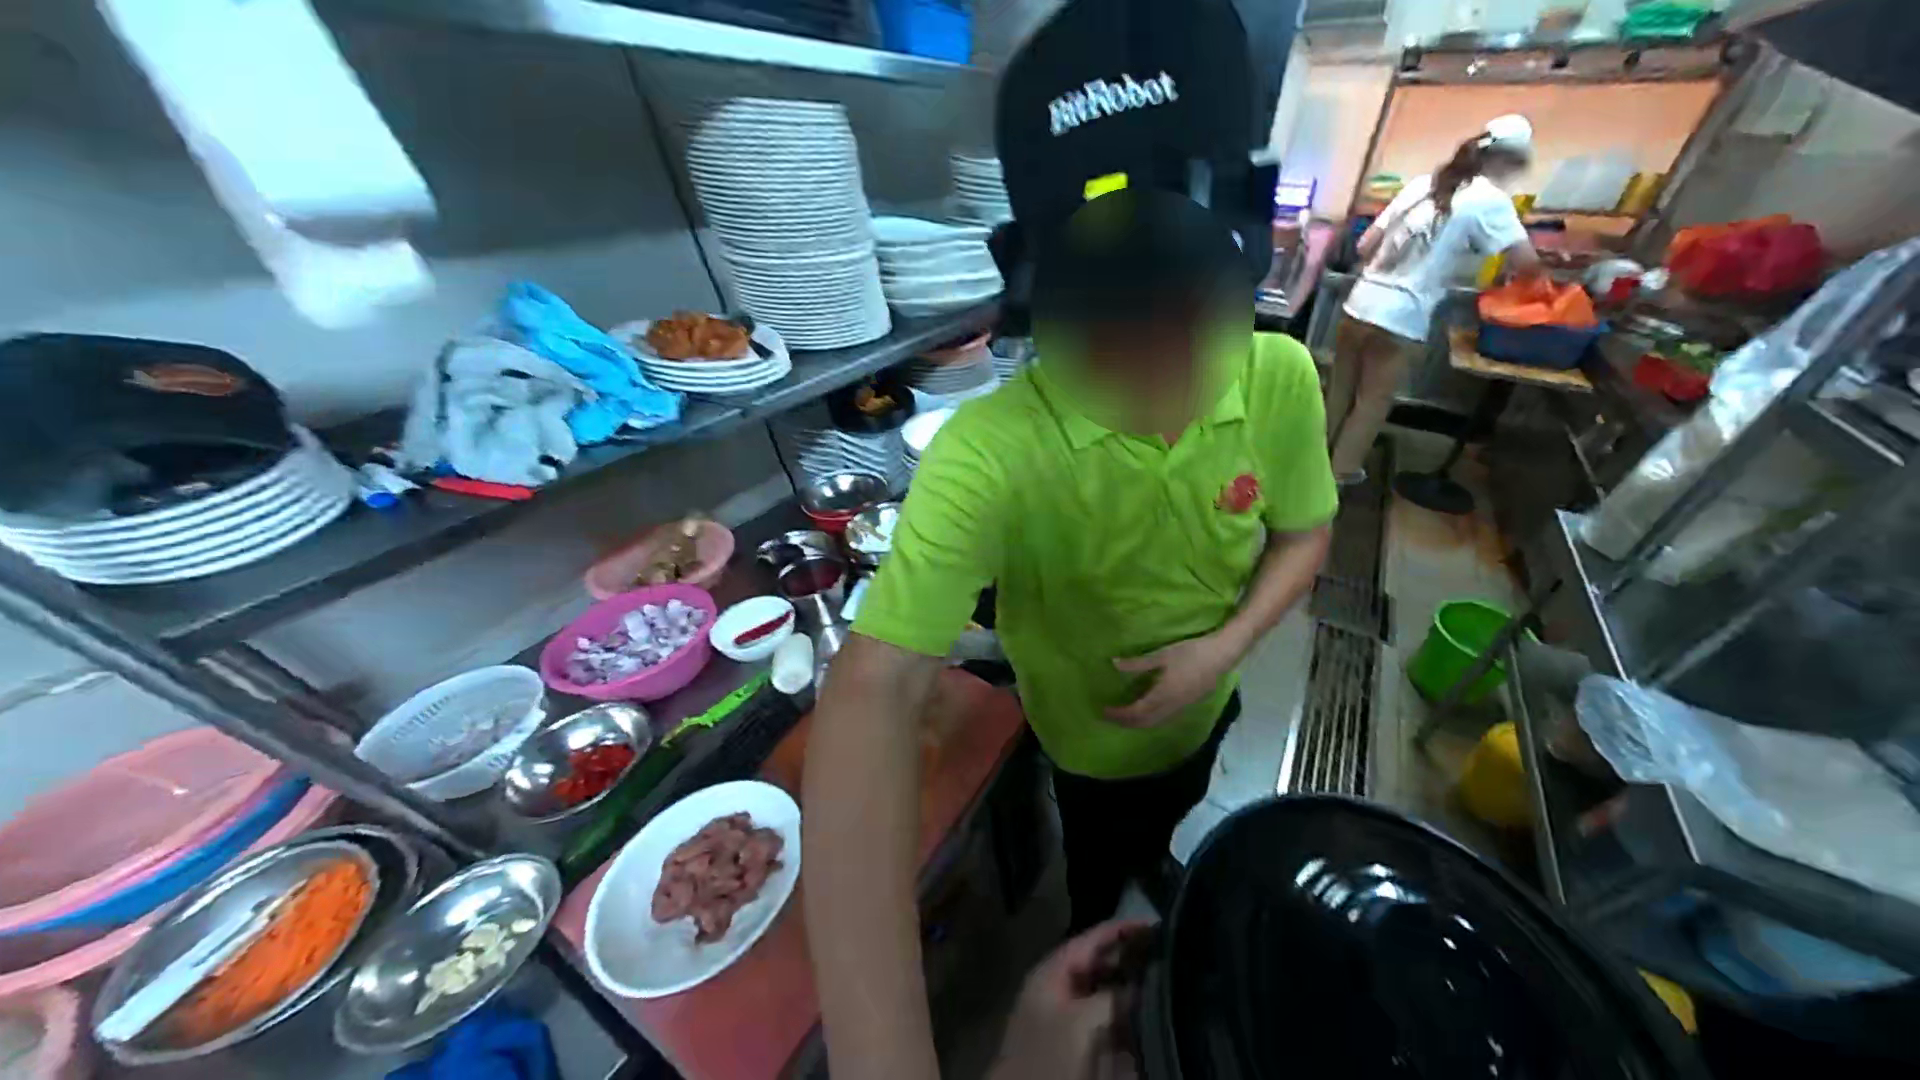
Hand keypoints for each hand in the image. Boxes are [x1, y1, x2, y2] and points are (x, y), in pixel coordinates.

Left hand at [990, 919, 1153, 1079]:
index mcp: (1053, 971)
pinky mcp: (1076, 1045)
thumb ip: (1112, 998)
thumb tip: (1142, 985)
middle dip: (1130, 960)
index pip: (1091, 939)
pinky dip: (1126, 1020)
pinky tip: (1151, 1022)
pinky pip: (1106, 1024)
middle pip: (1099, 964)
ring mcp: (1067, 1017)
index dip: (1122, 929)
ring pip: (1105, 995)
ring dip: (1131, 992)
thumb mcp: (1081, 1022)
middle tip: (1167, 957)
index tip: (1155, 925)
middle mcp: (1060, 987)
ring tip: (1167, 986)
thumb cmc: (1047, 1055)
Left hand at [1105, 632, 1241, 727]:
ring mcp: (1182, 707)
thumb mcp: (1162, 656)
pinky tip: (1146, 711)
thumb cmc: (1190, 653)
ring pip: (1156, 722)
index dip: (1119, 714)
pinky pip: (1165, 718)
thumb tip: (1114, 664)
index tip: (1104, 711)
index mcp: (1163, 695)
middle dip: (1126, 722)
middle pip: (1145, 722)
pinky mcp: (1188, 704)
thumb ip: (1138, 663)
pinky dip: (1150, 719)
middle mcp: (1172, 706)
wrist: (1221, 655)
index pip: (1136, 712)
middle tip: (1110, 717)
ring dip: (1138, 722)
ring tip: (1124, 716)